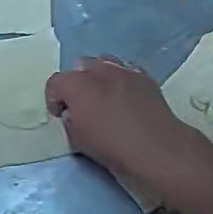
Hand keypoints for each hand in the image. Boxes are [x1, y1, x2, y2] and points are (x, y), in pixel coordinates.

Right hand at [47, 56, 212, 194]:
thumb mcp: (79, 141)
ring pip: (103, 63)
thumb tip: (74, 116)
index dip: (54, 99)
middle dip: (78, 84)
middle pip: (79, 67)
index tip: (61, 115)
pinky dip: (121, 80)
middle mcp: (98, 70)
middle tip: (83, 106)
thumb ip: (70, 121)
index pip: (55, 83)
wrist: (158, 150)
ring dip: (99, 77)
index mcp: (76, 85)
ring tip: (105, 97)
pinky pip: (126, 71)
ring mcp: (123, 70)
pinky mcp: (144, 76)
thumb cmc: (113, 148)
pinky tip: (126, 97)